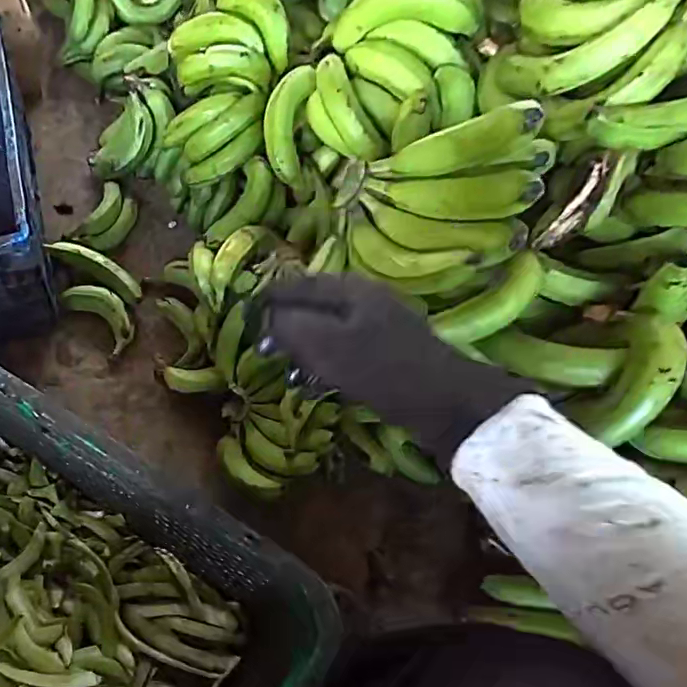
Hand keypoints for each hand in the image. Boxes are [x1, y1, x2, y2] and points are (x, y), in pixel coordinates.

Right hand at [258, 274, 535, 463]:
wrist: (443, 401)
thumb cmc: (380, 369)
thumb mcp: (325, 345)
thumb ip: (289, 326)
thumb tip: (264, 319)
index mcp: (348, 289)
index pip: (296, 284)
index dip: (268, 298)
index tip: (242, 313)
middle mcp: (363, 299)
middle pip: (311, 305)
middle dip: (283, 323)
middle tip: (259, 343)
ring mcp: (377, 324)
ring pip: (325, 328)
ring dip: (301, 346)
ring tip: (282, 367)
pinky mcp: (385, 351)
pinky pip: (341, 349)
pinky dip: (321, 361)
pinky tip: (313, 381)